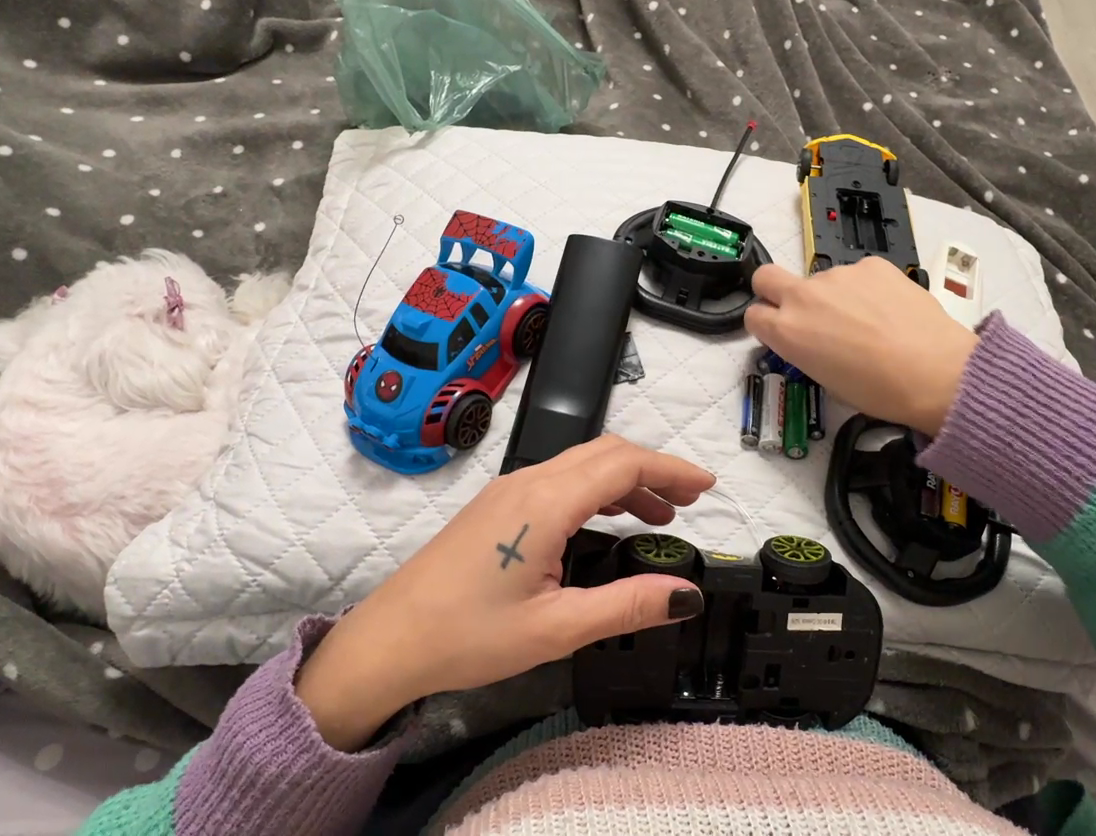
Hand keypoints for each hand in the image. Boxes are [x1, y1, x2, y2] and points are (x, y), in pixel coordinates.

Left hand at [294, 436, 713, 749]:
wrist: (388, 641)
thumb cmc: (468, 636)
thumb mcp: (556, 629)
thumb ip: (626, 605)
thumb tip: (687, 595)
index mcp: (545, 502)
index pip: (623, 463)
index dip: (671, 468)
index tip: (707, 485)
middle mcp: (527, 482)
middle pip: (605, 453)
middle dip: (653, 469)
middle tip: (691, 500)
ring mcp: (507, 490)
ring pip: (581, 464)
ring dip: (625, 479)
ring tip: (659, 515)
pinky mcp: (496, 505)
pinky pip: (559, 479)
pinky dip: (596, 490)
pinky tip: (608, 521)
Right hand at [744, 257, 976, 435]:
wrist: (935, 372)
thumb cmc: (880, 391)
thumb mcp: (827, 381)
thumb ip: (806, 350)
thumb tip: (812, 339)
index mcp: (787, 332)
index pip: (753, 315)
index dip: (766, 324)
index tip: (781, 332)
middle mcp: (804, 297)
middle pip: (766, 277)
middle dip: (773, 290)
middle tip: (803, 311)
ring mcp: (838, 276)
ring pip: (822, 280)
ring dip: (834, 296)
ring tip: (869, 322)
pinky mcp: (871, 264)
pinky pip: (858, 274)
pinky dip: (866, 288)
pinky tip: (889, 310)